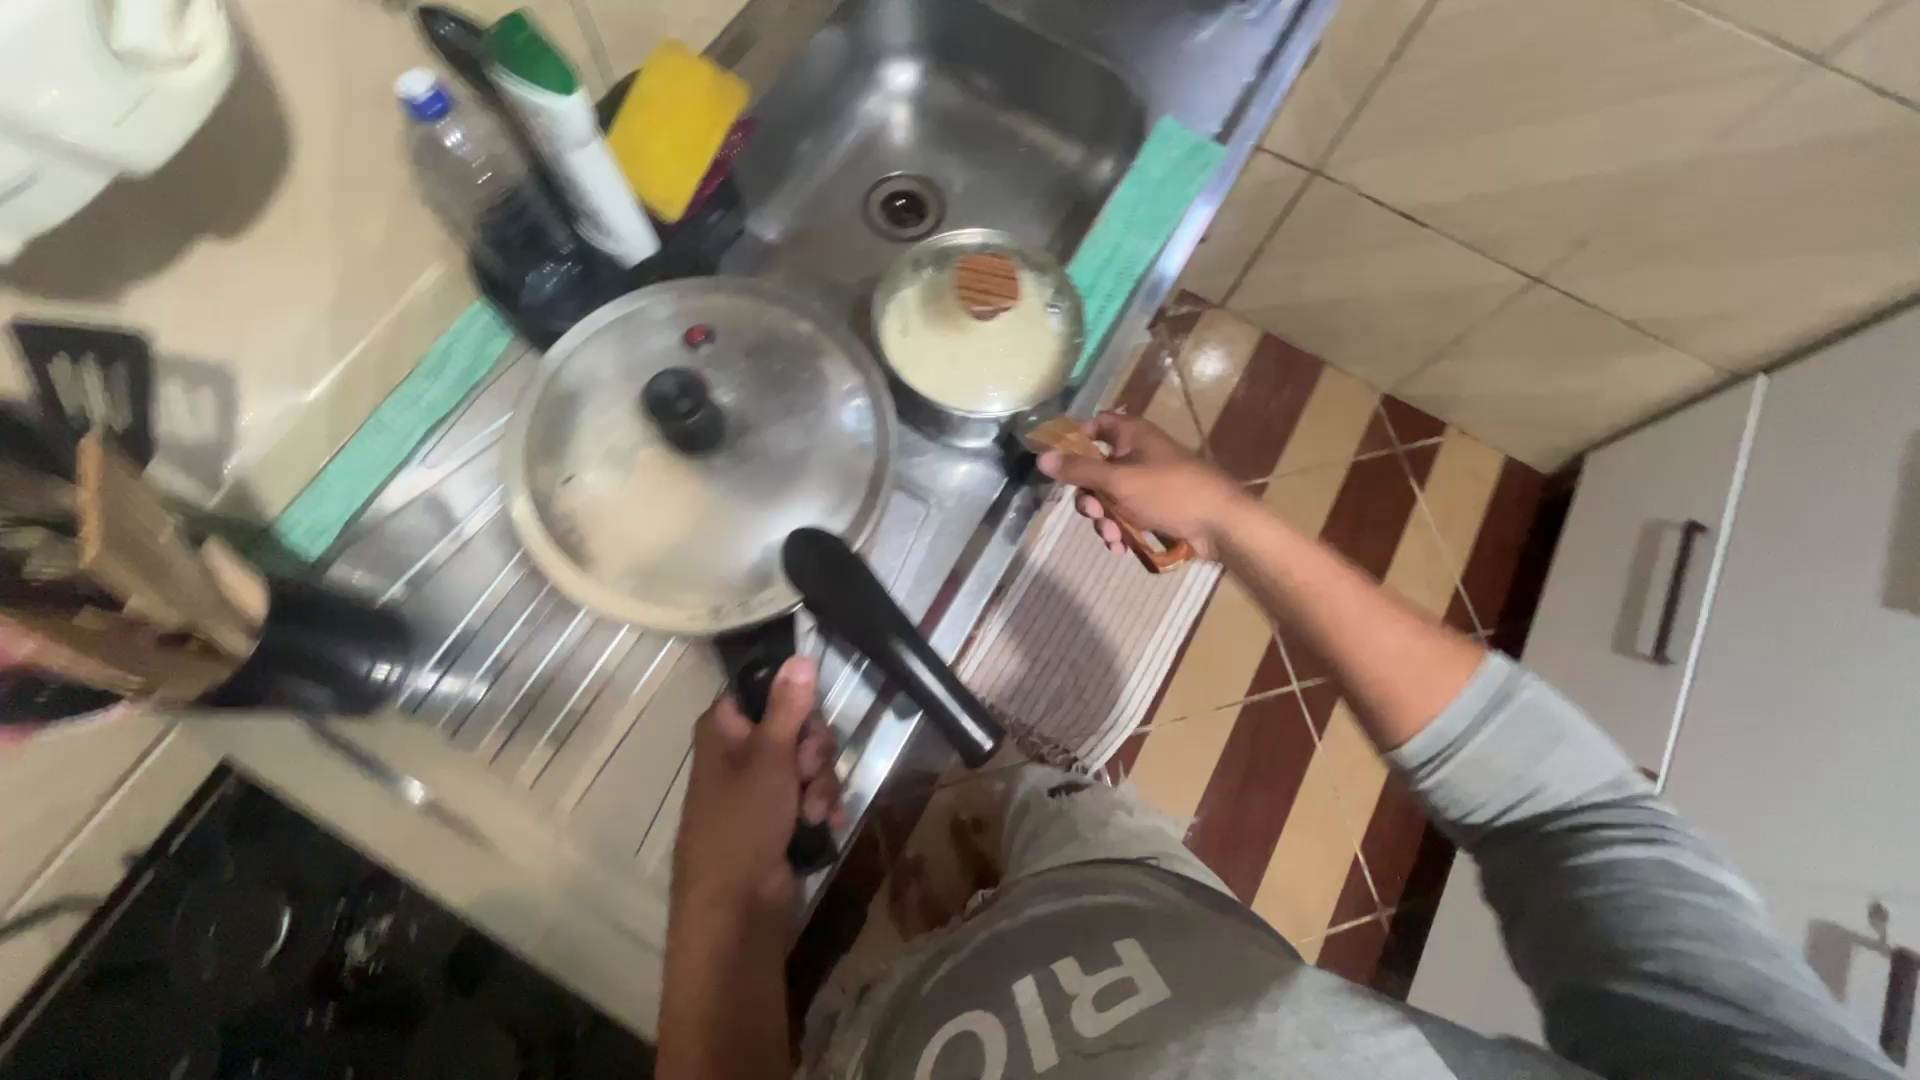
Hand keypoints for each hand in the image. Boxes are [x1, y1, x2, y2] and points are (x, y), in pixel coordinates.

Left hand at [672, 657, 844, 915]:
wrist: (736, 907)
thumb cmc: (742, 822)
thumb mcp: (769, 756)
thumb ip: (788, 705)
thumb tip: (799, 655)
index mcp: (724, 729)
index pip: (766, 691)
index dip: (793, 703)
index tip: (807, 721)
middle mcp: (740, 752)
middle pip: (795, 726)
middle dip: (814, 751)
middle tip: (808, 770)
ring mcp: (760, 786)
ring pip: (808, 762)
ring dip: (821, 783)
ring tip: (815, 811)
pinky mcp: (778, 815)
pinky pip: (811, 793)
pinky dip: (821, 805)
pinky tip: (826, 823)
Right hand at [1036, 411, 1246, 561]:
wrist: (1220, 523)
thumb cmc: (1169, 492)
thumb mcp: (1118, 481)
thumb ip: (1078, 471)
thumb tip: (1041, 457)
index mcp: (1132, 435)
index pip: (1096, 424)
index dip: (1075, 439)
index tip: (1060, 463)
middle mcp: (1137, 454)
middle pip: (1095, 469)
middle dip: (1089, 497)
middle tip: (1094, 513)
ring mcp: (1146, 483)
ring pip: (1109, 498)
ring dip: (1104, 520)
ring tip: (1112, 538)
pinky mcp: (1154, 508)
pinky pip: (1125, 515)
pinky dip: (1119, 530)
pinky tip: (1120, 547)